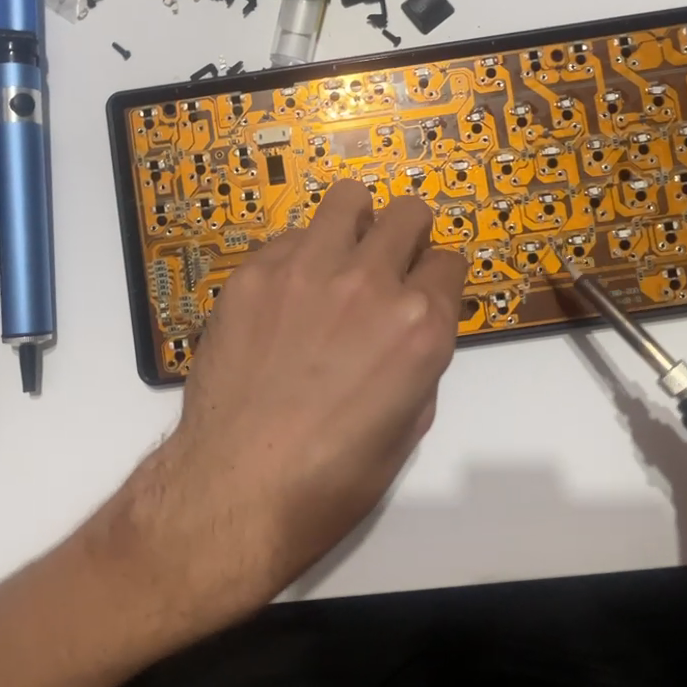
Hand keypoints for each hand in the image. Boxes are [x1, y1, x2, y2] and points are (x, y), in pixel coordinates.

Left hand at [133, 182, 466, 604]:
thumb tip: (410, 327)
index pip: (449, 261)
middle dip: (407, 234)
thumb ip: (420, 360)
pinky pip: (290, 237)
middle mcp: (370, 284)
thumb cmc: (331, 478)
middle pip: (407, 214)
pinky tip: (286, 293)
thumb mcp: (408, 427)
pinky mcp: (255, 273)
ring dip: (355, 222)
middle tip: (388, 260)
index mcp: (420, 326)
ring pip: (347, 201)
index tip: (424, 286)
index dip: (438, 276)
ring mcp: (307, 270)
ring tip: (340, 252)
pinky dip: (299, 254)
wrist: (237, 486)